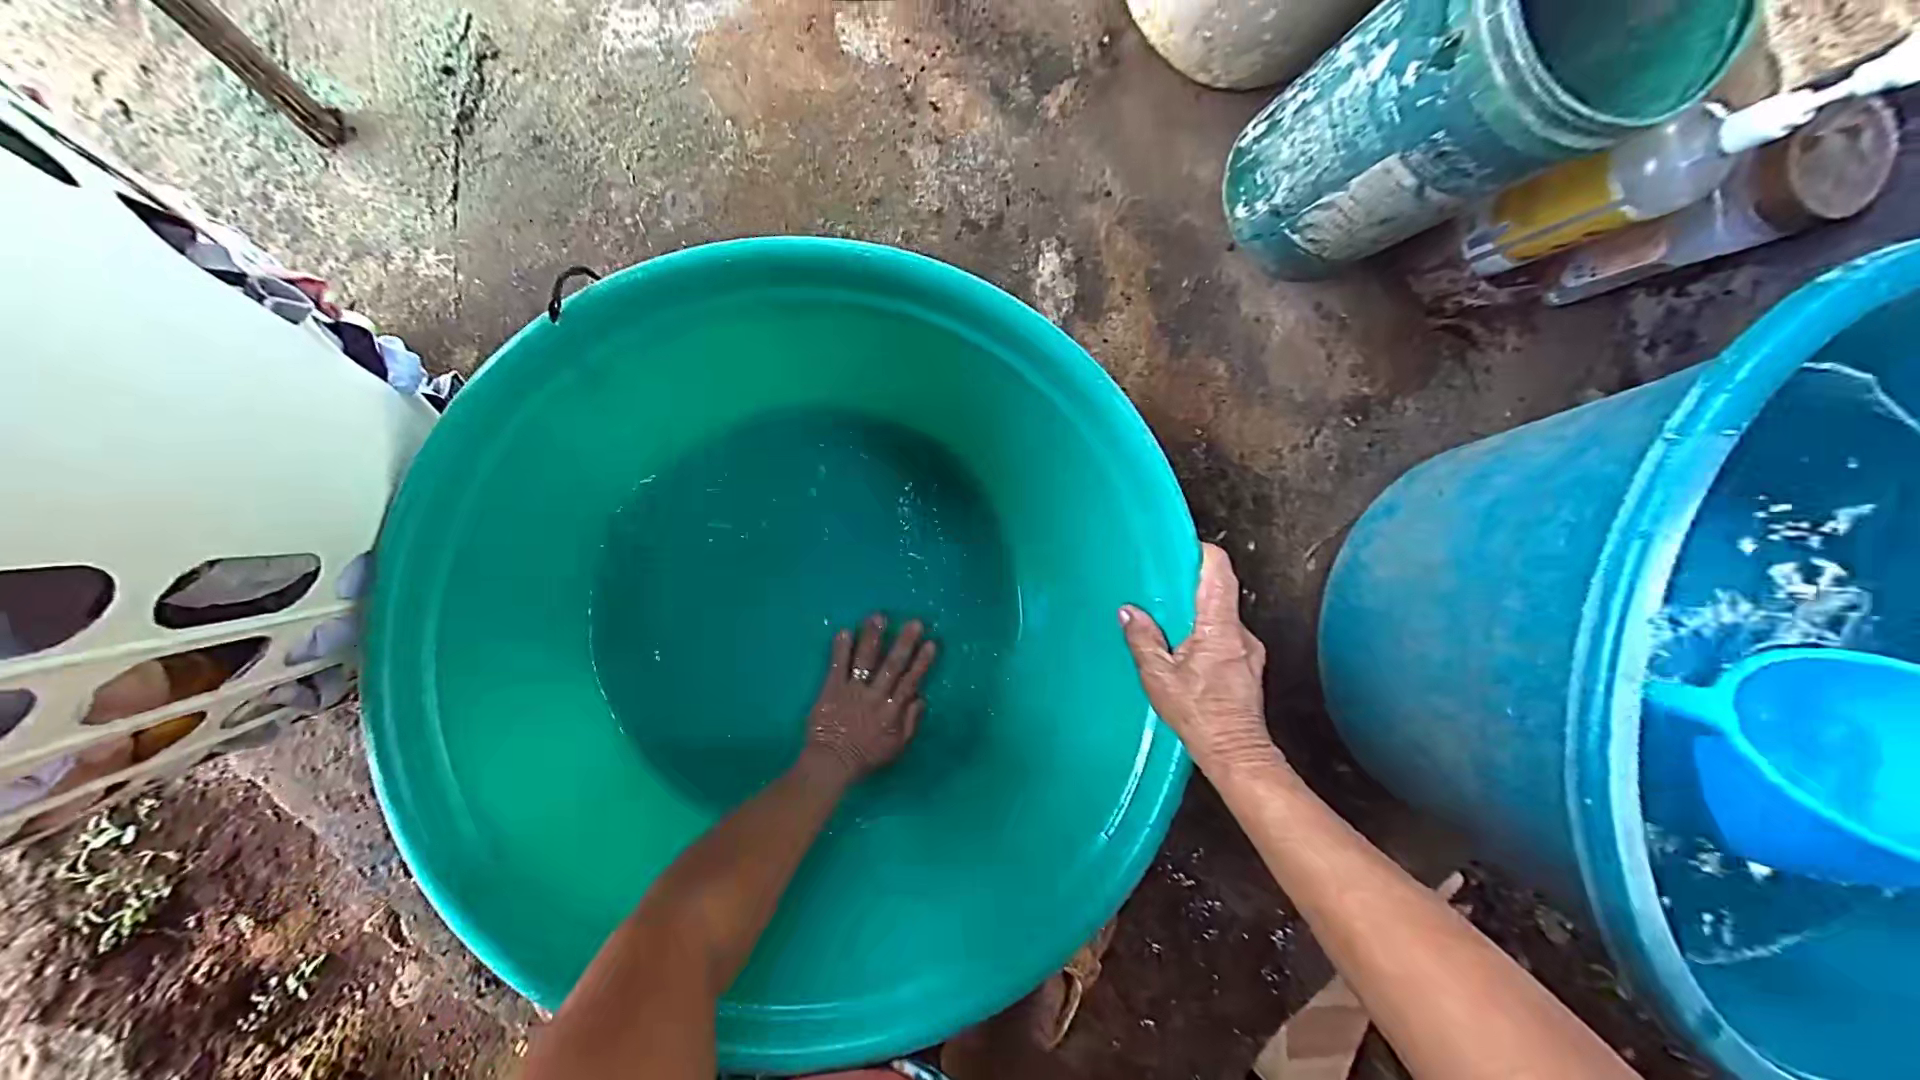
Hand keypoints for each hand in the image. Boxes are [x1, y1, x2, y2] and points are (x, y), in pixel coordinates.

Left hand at [801, 614, 935, 783]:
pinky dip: (841, 649)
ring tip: (878, 617)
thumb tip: (921, 698)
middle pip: (892, 665)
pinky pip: (837, 666)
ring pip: (865, 660)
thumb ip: (910, 722)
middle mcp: (875, 696)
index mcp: (892, 710)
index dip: (922, 662)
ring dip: (873, 637)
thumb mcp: (896, 747)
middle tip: (914, 622)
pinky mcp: (831, 690)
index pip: (910, 681)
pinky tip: (845, 631)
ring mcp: (852, 691)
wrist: (831, 763)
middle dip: (904, 643)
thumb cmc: (865, 757)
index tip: (931, 643)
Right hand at [1120, 543, 1280, 774]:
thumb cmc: (1202, 717)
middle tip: (1161, 589)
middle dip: (1189, 586)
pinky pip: (1225, 636)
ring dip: (1195, 614)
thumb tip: (1130, 613)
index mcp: (1219, 628)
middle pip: (1218, 590)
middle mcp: (1240, 633)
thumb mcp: (1158, 677)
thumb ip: (1143, 639)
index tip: (1179, 549)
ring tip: (1167, 625)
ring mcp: (1248, 649)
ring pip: (1220, 615)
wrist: (1234, 751)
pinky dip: (1205, 634)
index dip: (1200, 553)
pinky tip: (1183, 652)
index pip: (1219, 571)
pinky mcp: (1247, 664)